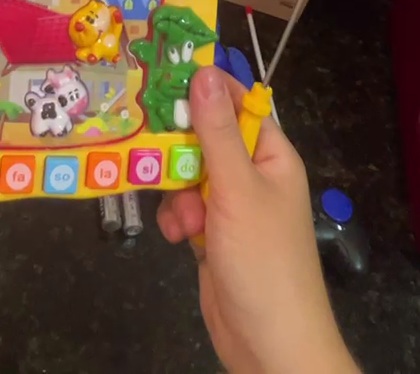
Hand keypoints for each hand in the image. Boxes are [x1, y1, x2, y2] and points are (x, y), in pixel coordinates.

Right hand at [157, 67, 358, 373]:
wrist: (270, 346)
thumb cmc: (263, 258)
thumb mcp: (237, 188)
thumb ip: (216, 131)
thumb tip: (203, 72)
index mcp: (271, 154)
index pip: (239, 104)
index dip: (207, 88)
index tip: (166, 73)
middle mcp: (253, 174)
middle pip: (208, 138)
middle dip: (181, 146)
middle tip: (147, 137)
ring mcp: (232, 206)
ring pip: (190, 173)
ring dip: (177, 191)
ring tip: (182, 215)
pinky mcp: (213, 234)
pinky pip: (186, 208)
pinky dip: (177, 218)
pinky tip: (177, 237)